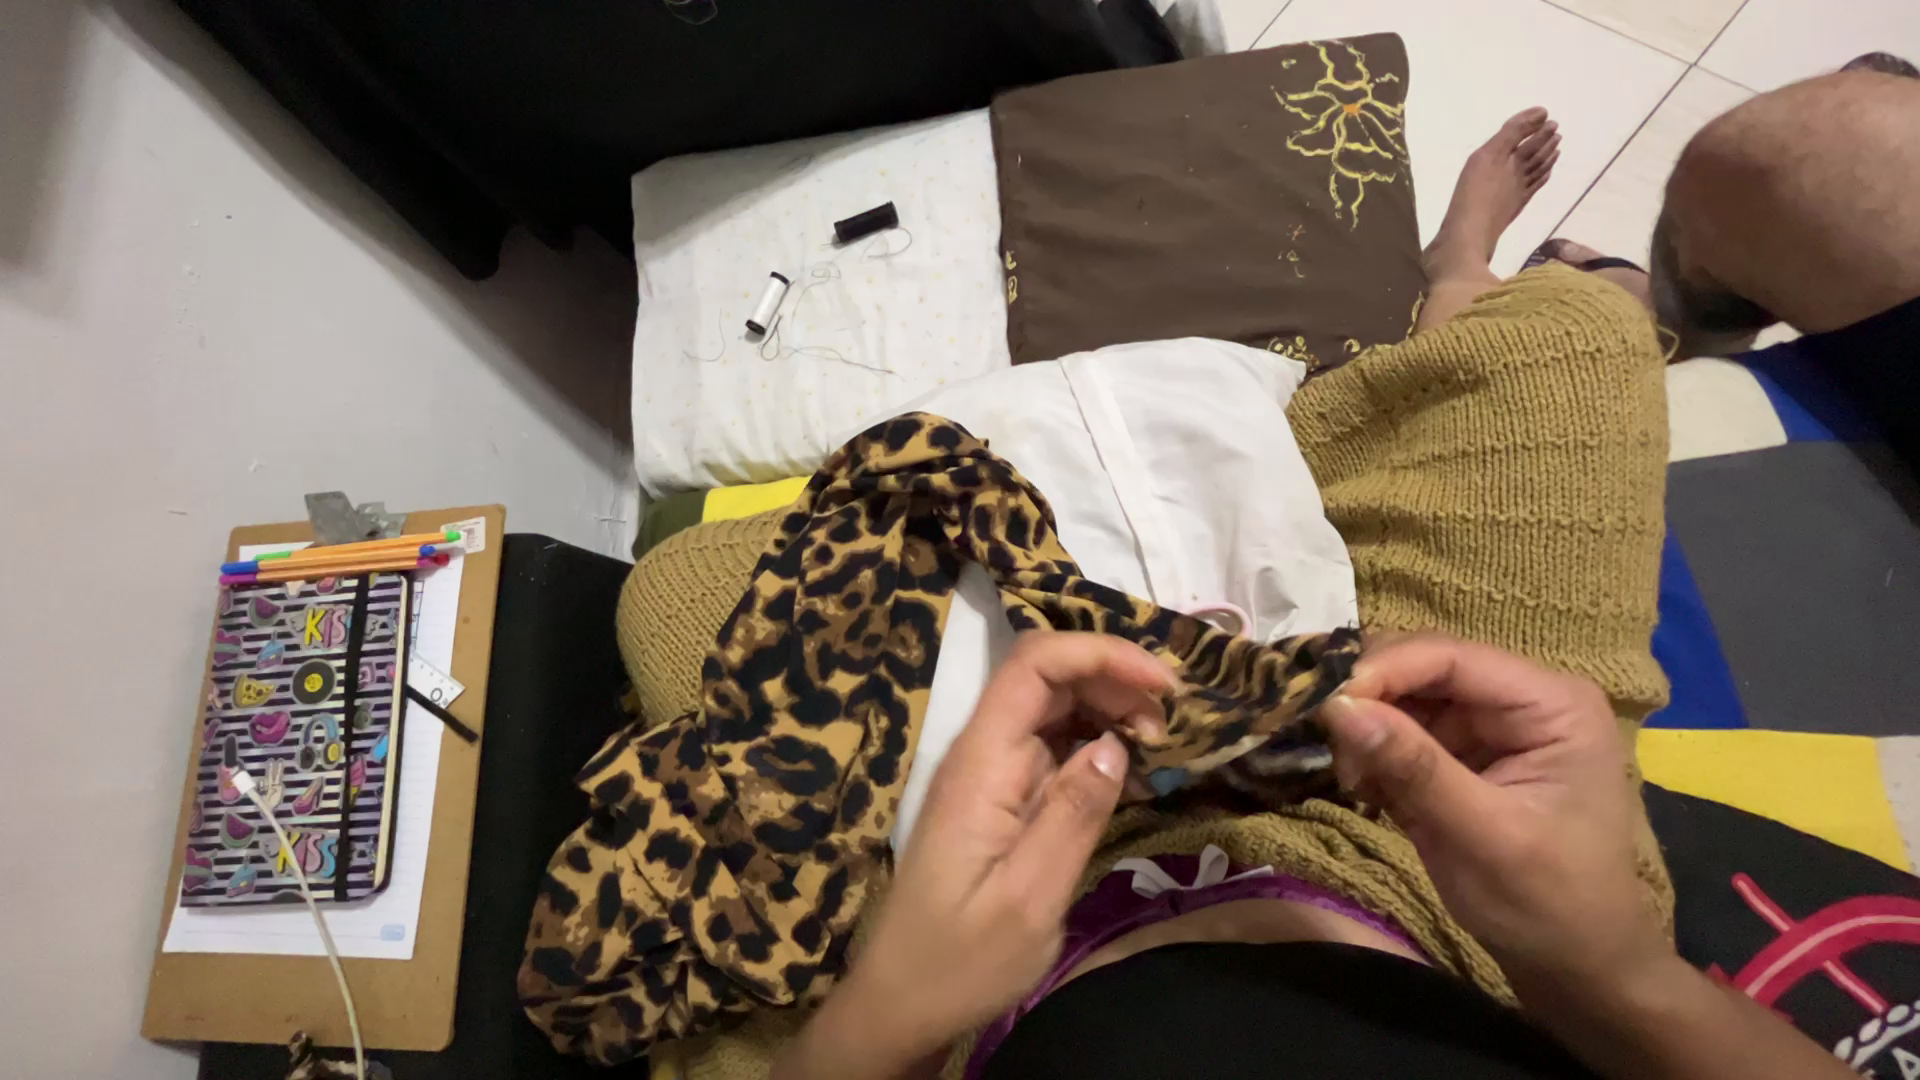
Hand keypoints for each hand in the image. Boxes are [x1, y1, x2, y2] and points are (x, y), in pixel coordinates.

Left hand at [776, 632, 1174, 1079]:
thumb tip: (1117, 744)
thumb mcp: (1030, 898)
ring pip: (1051, 703)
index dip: (1100, 654)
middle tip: (1171, 723)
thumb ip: (1074, 814)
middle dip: (1113, 678)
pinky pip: (1050, 742)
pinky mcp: (1000, 790)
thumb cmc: (962, 958)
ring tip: (1159, 741)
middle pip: (1046, 674)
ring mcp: (989, 768)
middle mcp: (981, 749)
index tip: (1163, 684)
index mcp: (981, 761)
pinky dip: (1094, 739)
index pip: (1034, 665)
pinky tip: (1129, 765)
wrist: (904, 996)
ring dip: (1108, 706)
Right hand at [1318, 634, 1667, 991]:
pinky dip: (1365, 749)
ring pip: (1392, 690)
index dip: (1382, 669)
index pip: (1449, 656)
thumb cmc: (1550, 902)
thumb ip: (1415, 767)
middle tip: (1332, 746)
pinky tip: (1366, 789)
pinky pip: (1387, 722)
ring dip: (1360, 728)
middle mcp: (1514, 696)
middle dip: (1366, 698)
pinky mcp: (1449, 744)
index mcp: (1550, 704)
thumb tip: (1337, 706)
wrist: (1571, 964)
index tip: (1326, 704)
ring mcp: (1479, 718)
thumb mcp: (1485, 837)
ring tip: (1355, 780)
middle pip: (1414, 663)